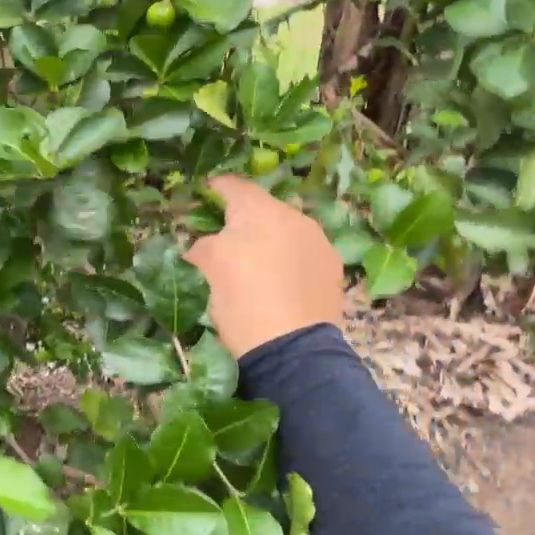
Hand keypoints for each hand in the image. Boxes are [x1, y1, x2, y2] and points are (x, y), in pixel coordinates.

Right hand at [183, 174, 344, 357]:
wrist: (290, 347)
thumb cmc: (240, 299)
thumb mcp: (204, 266)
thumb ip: (202, 244)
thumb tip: (206, 243)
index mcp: (262, 211)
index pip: (235, 186)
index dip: (216, 187)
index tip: (205, 191)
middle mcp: (296, 219)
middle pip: (263, 210)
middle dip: (243, 219)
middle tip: (222, 236)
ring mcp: (320, 244)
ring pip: (284, 232)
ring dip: (266, 241)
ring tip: (250, 263)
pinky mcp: (332, 271)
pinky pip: (301, 256)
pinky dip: (285, 262)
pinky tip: (274, 282)